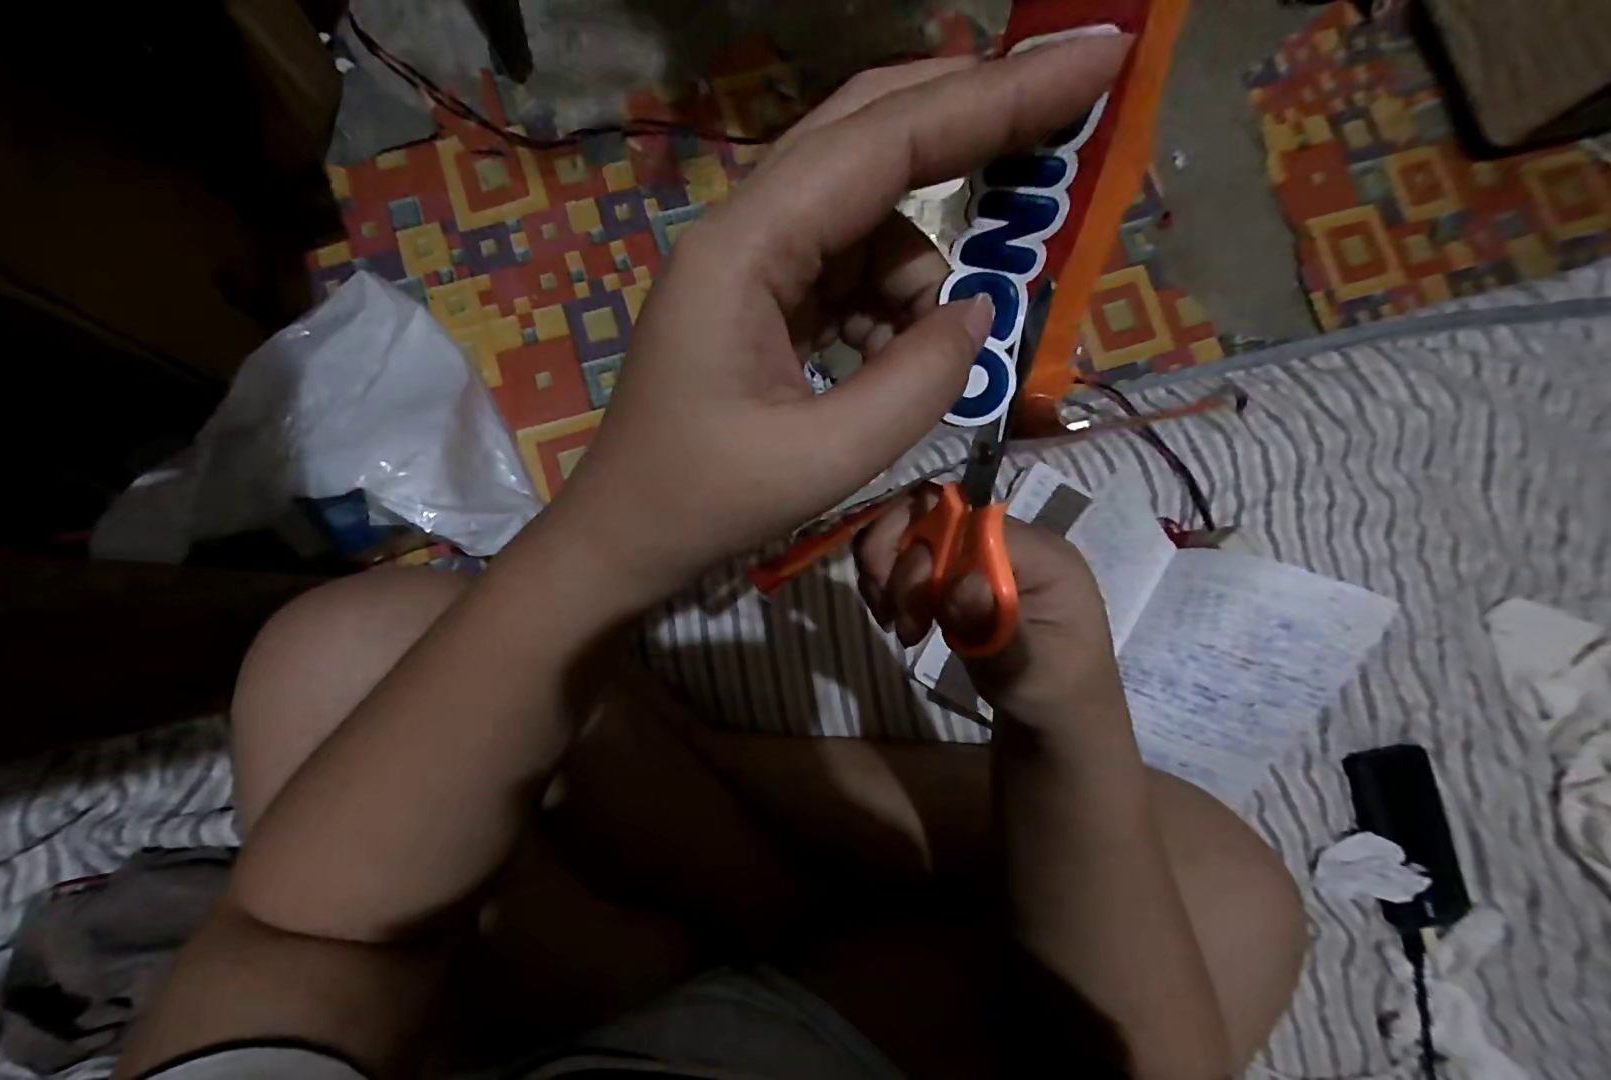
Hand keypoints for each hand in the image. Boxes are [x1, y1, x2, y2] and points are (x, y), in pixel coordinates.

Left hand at [538, 37, 1131, 602]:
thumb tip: (979, 312)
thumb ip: (921, 378)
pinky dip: (877, 306)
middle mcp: (735, 240)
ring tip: (919, 352)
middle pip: (860, 143)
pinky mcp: (745, 311)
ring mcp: (737, 275)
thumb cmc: (703, 505)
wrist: (621, 539)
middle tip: (1062, 134)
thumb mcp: (826, 454)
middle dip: (963, 129)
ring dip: (912, 268)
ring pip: (855, 222)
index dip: (994, 96)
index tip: (1098, 59)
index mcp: (741, 253)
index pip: (879, 141)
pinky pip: (833, 276)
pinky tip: (882, 362)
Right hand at [854, 491, 1120, 726]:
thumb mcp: (1027, 667)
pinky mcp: (957, 566)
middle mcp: (1006, 539)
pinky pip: (909, 552)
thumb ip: (993, 623)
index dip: (924, 551)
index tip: (908, 607)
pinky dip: (889, 580)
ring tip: (891, 620)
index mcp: (1038, 553)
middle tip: (888, 611)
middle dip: (893, 558)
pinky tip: (894, 615)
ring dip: (886, 572)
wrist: (1055, 711)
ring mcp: (979, 550)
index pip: (965, 520)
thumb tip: (961, 582)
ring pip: (909, 529)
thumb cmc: (1051, 689)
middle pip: (928, 512)